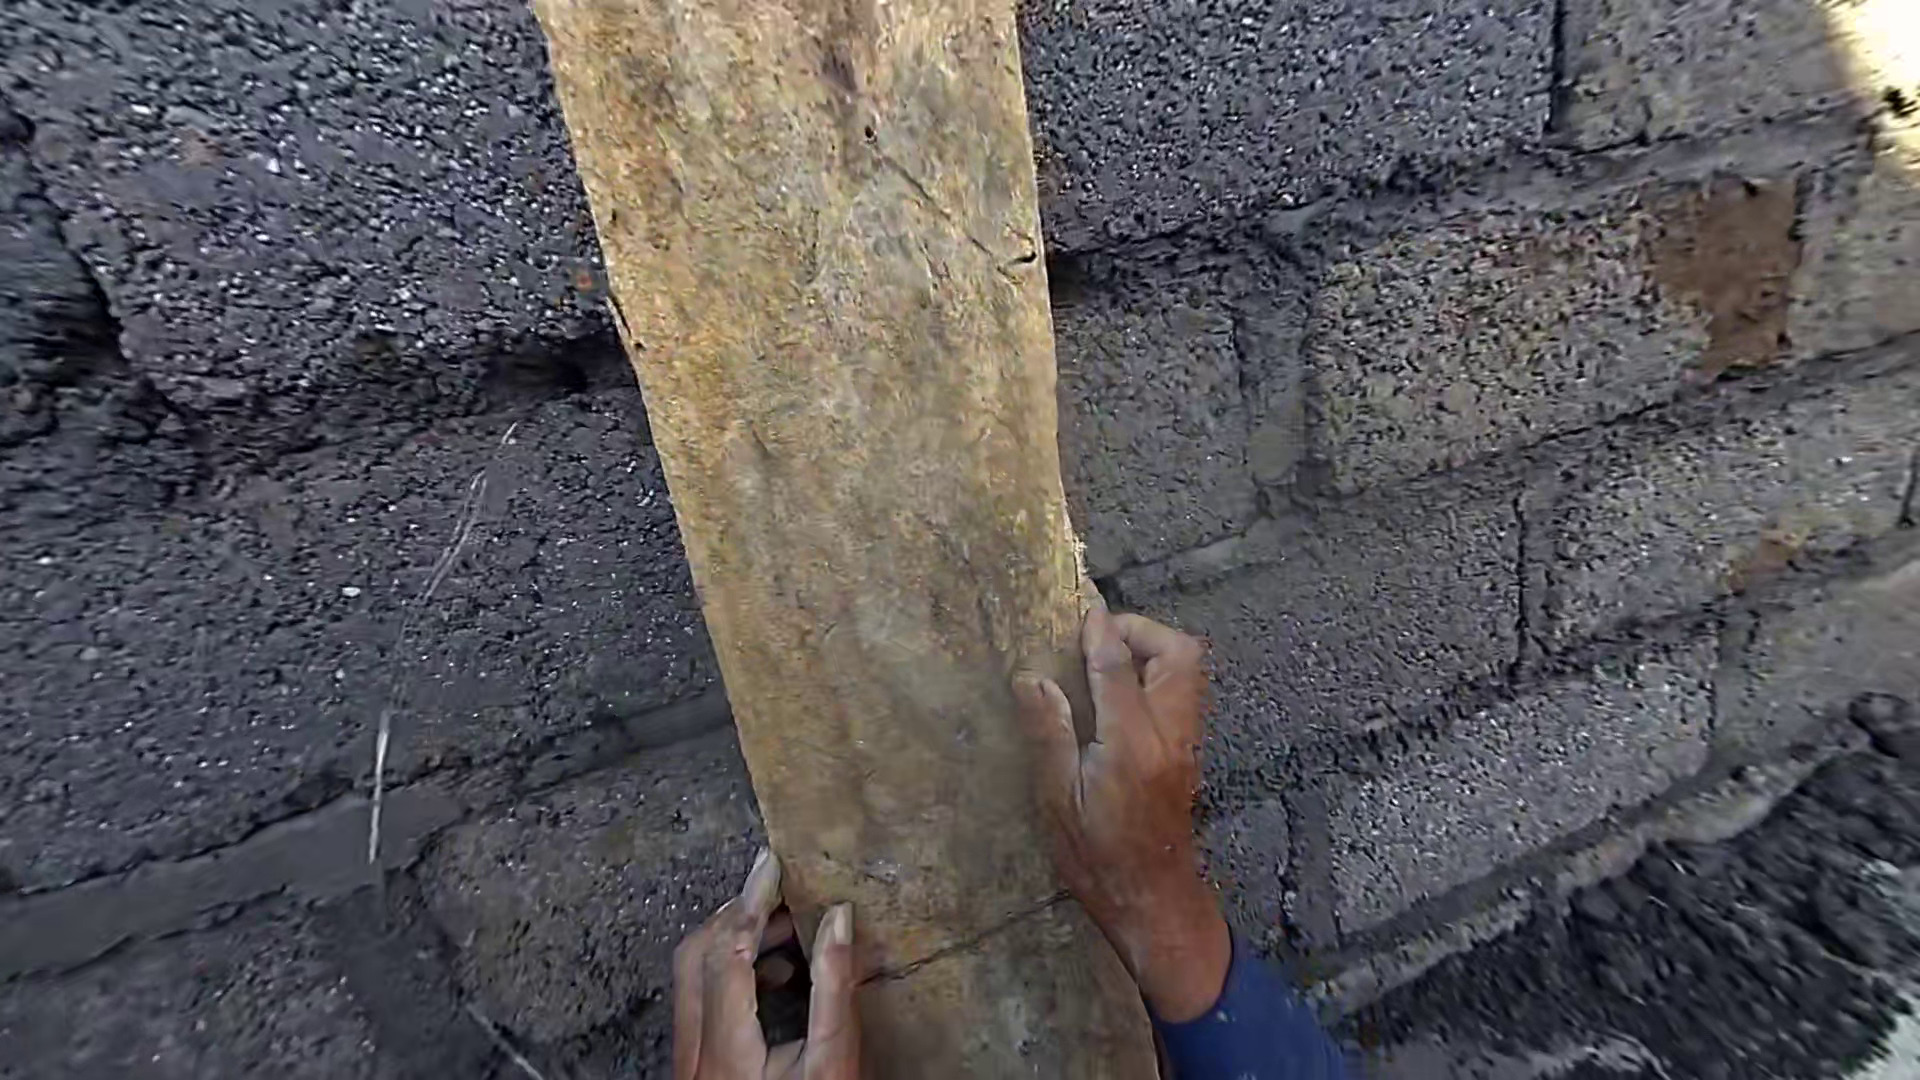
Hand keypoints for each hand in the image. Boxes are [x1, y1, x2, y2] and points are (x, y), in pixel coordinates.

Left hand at [673, 850, 858, 1079]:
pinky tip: (779, 971)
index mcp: (726, 1053)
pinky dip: (734, 966)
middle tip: (780, 889)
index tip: (773, 861)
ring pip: (692, 975)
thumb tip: (839, 915)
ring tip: (789, 924)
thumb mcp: (834, 1062)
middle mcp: (694, 1055)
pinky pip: (702, 996)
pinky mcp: (697, 1068)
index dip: (752, 900)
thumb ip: (834, 986)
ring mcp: (689, 1064)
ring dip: (734, 936)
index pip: (728, 951)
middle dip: (736, 911)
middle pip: (694, 956)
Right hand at [1014, 606, 1230, 1022]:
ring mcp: (1186, 742)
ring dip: (1152, 648)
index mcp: (1131, 744)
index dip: (1101, 632)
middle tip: (1101, 636)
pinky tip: (1122, 688)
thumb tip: (1032, 677)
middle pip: (1180, 655)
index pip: (1118, 668)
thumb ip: (1048, 732)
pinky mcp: (1188, 750)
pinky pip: (1184, 689)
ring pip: (1190, 669)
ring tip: (1109, 657)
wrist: (1153, 903)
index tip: (1085, 610)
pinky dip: (1158, 671)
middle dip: (1141, 630)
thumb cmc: (1095, 856)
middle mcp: (1169, 734)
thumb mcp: (1056, 799)